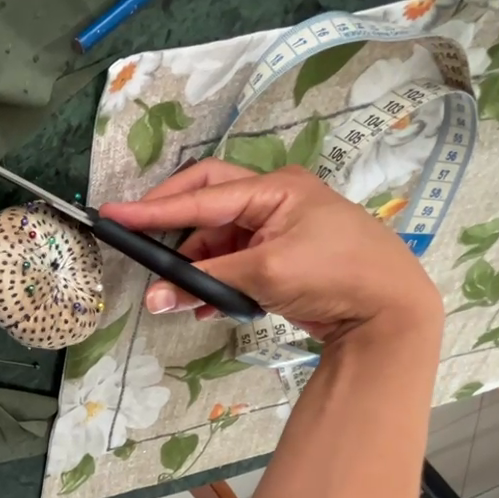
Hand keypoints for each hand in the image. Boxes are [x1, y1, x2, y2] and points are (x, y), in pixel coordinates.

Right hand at [101, 159, 442, 343]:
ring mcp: (274, 230)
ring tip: (177, 298)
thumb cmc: (334, 273)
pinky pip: (229, 264)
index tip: (113, 215)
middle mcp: (272, 201)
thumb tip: (154, 298)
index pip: (200, 195)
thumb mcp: (265, 272)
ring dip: (193, 270)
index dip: (153, 209)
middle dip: (171, 228)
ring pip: (214, 242)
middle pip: (204, 205)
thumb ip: (205, 281)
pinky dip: (212, 283)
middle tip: (137, 243)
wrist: (385, 308)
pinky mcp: (275, 258)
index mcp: (274, 189)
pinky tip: (204, 306)